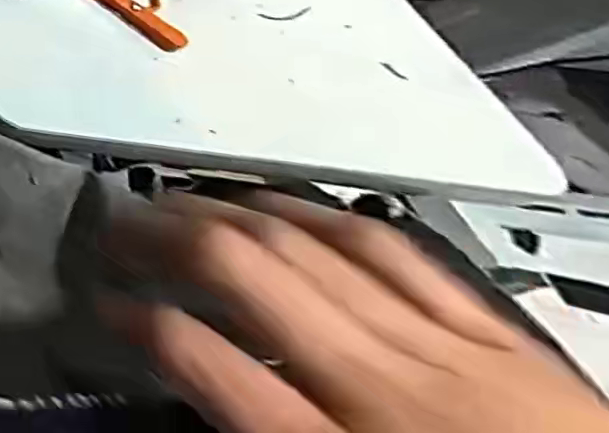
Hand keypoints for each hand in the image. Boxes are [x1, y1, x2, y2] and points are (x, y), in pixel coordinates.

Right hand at [100, 190, 608, 432]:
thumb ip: (258, 429)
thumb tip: (183, 364)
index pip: (207, 366)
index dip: (138, 324)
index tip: (105, 306)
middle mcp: (393, 399)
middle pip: (242, 272)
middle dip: (157, 239)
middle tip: (115, 234)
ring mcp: (455, 357)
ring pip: (299, 243)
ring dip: (213, 211)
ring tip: (166, 204)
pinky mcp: (504, 341)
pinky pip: (385, 248)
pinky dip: (306, 214)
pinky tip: (263, 199)